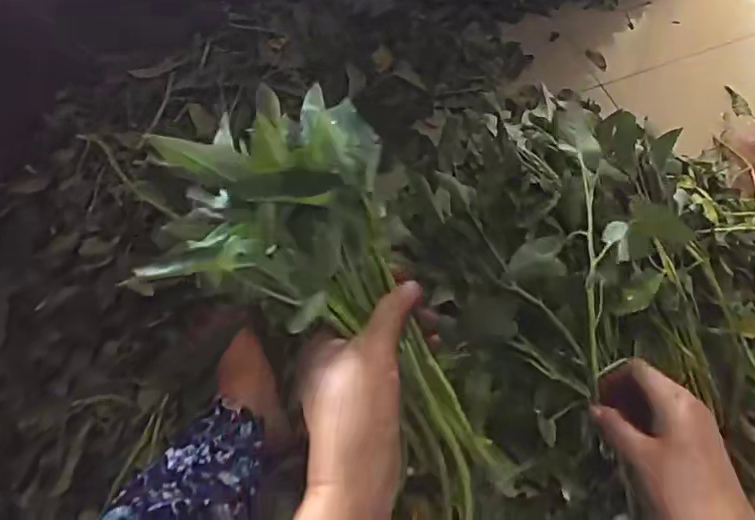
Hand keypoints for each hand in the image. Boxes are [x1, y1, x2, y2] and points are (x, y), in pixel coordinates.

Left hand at [295, 281, 420, 519]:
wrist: (359, 482)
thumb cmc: (357, 409)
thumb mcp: (373, 352)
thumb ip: (389, 314)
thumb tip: (410, 283)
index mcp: (319, 338)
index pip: (345, 296)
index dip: (373, 281)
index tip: (402, 272)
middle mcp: (329, 353)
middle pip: (365, 316)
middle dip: (397, 307)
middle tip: (426, 303)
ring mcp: (349, 376)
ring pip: (380, 339)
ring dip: (407, 329)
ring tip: (435, 326)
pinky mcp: (368, 396)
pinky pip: (388, 361)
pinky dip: (407, 352)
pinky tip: (432, 347)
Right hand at [591, 360, 754, 519]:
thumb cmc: (679, 491)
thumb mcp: (640, 459)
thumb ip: (615, 427)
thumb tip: (595, 409)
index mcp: (675, 398)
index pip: (636, 369)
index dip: (611, 379)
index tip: (596, 401)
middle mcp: (691, 402)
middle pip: (650, 382)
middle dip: (623, 395)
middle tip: (604, 418)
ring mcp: (702, 424)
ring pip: (660, 402)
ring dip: (636, 411)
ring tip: (619, 434)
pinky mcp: (707, 444)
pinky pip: (672, 419)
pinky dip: (652, 424)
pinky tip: (643, 447)